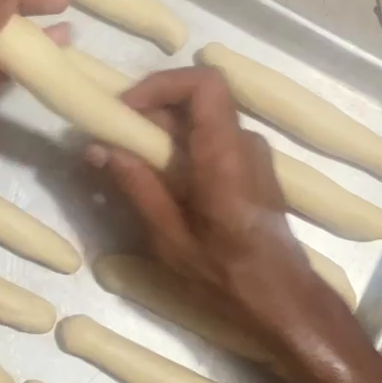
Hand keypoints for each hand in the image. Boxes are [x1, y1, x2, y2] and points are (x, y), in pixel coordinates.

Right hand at [86, 68, 341, 345]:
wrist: (282, 299)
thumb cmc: (226, 273)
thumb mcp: (169, 236)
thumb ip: (136, 185)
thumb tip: (99, 149)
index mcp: (224, 153)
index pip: (203, 83)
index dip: (160, 85)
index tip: (125, 111)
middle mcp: (243, 143)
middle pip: (195, 101)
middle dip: (149, 114)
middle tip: (113, 142)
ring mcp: (251, 155)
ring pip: (201, 122)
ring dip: (162, 134)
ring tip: (129, 165)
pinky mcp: (251, 171)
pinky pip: (211, 142)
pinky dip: (180, 150)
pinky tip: (159, 183)